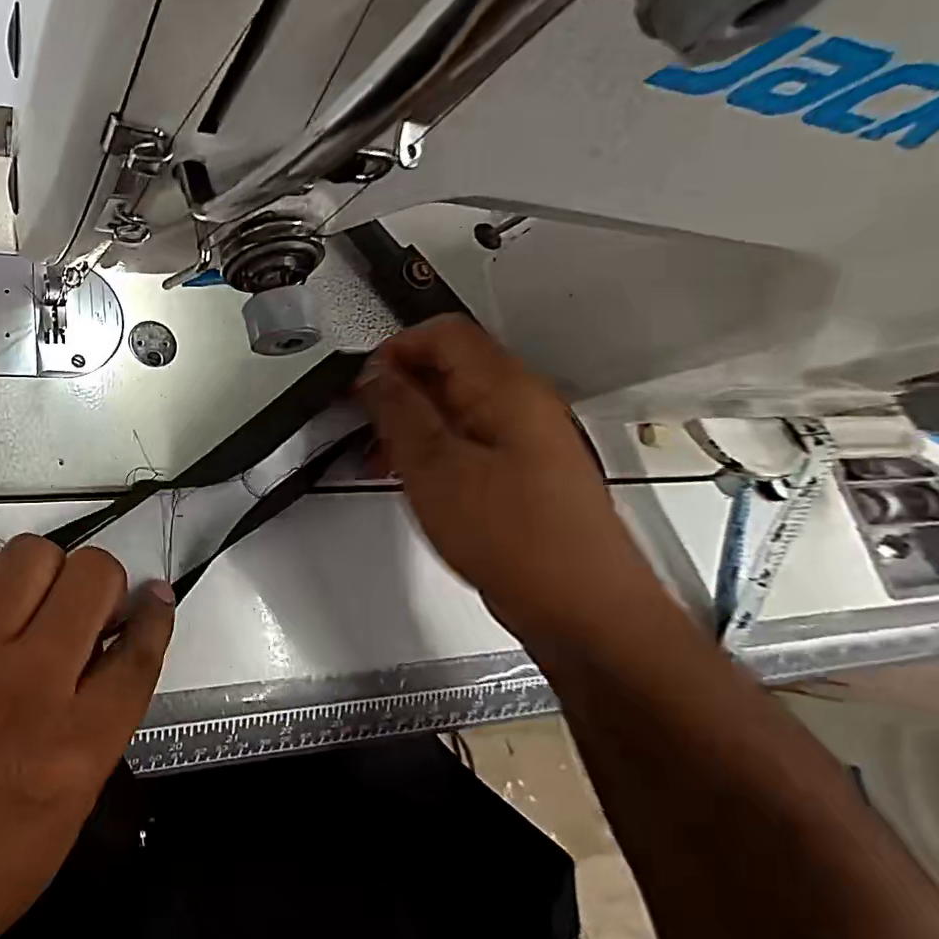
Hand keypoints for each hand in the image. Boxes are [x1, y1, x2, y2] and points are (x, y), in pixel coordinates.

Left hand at [0, 536, 173, 938]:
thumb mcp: (61, 818)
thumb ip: (92, 734)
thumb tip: (106, 672)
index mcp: (76, 746)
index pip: (138, 652)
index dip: (154, 617)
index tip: (152, 600)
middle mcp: (29, 686)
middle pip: (92, 578)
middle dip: (101, 580)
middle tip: (87, 599)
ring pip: (29, 555)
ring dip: (43, 566)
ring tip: (33, 593)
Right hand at [357, 316, 663, 636]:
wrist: (577, 603)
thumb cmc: (519, 540)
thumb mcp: (432, 465)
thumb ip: (397, 410)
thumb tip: (375, 375)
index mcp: (506, 390)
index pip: (442, 334)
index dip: (392, 351)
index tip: (361, 383)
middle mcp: (524, 405)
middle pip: (448, 366)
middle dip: (396, 388)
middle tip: (364, 419)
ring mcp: (526, 437)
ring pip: (454, 404)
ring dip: (409, 421)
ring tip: (380, 455)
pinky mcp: (522, 469)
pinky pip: (467, 438)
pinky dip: (430, 448)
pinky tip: (411, 477)